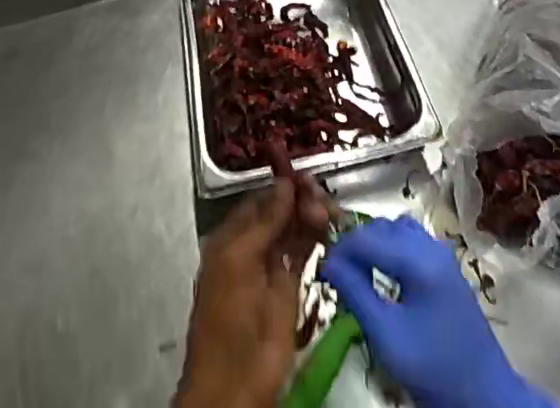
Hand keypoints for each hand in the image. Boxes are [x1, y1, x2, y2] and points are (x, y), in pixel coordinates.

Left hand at [175, 179, 326, 407]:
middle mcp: (249, 251)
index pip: (258, 202)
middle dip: (299, 202)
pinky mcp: (289, 294)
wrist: (235, 387)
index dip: (279, 187)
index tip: (304, 172)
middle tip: (323, 194)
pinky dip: (313, 241)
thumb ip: (266, 224)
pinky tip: (328, 229)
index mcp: (230, 240)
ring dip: (309, 220)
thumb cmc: (232, 322)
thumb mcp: (243, 263)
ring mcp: (270, 272)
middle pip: (277, 216)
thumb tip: (284, 185)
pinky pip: (299, 258)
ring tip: (329, 209)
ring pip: (291, 235)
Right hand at [321, 218, 548, 407]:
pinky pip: (411, 239)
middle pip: (379, 228)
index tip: (324, 272)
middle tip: (339, 275)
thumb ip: (354, 292)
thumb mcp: (385, 334)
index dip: (339, 252)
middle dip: (355, 246)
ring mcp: (442, 255)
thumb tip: (328, 262)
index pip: (364, 239)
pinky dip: (392, 245)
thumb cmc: (433, 369)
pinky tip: (386, 272)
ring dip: (374, 242)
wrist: (486, 396)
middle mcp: (431, 248)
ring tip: (361, 271)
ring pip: (395, 228)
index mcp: (417, 262)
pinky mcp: (447, 266)